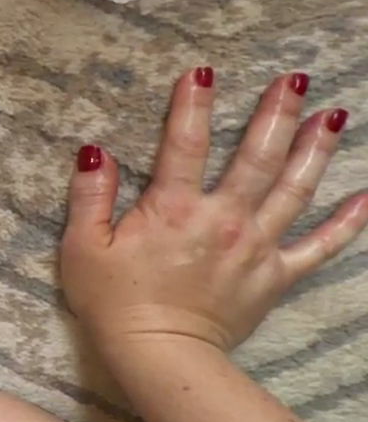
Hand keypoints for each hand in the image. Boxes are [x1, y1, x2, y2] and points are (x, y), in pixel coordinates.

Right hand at [61, 67, 367, 358]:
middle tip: (296, 81)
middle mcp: (223, 219)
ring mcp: (257, 246)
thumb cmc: (109, 295)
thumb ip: (91, 196)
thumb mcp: (81, 244)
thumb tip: (96, 152)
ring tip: (336, 116)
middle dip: (276, 116)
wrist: (157, 348)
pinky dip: (349, 220)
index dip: (192, 107)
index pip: (185, 146)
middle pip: (255, 158)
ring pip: (295, 189)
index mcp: (172, 209)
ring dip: (316, 151)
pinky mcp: (276, 274)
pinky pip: (322, 244)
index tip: (204, 73)